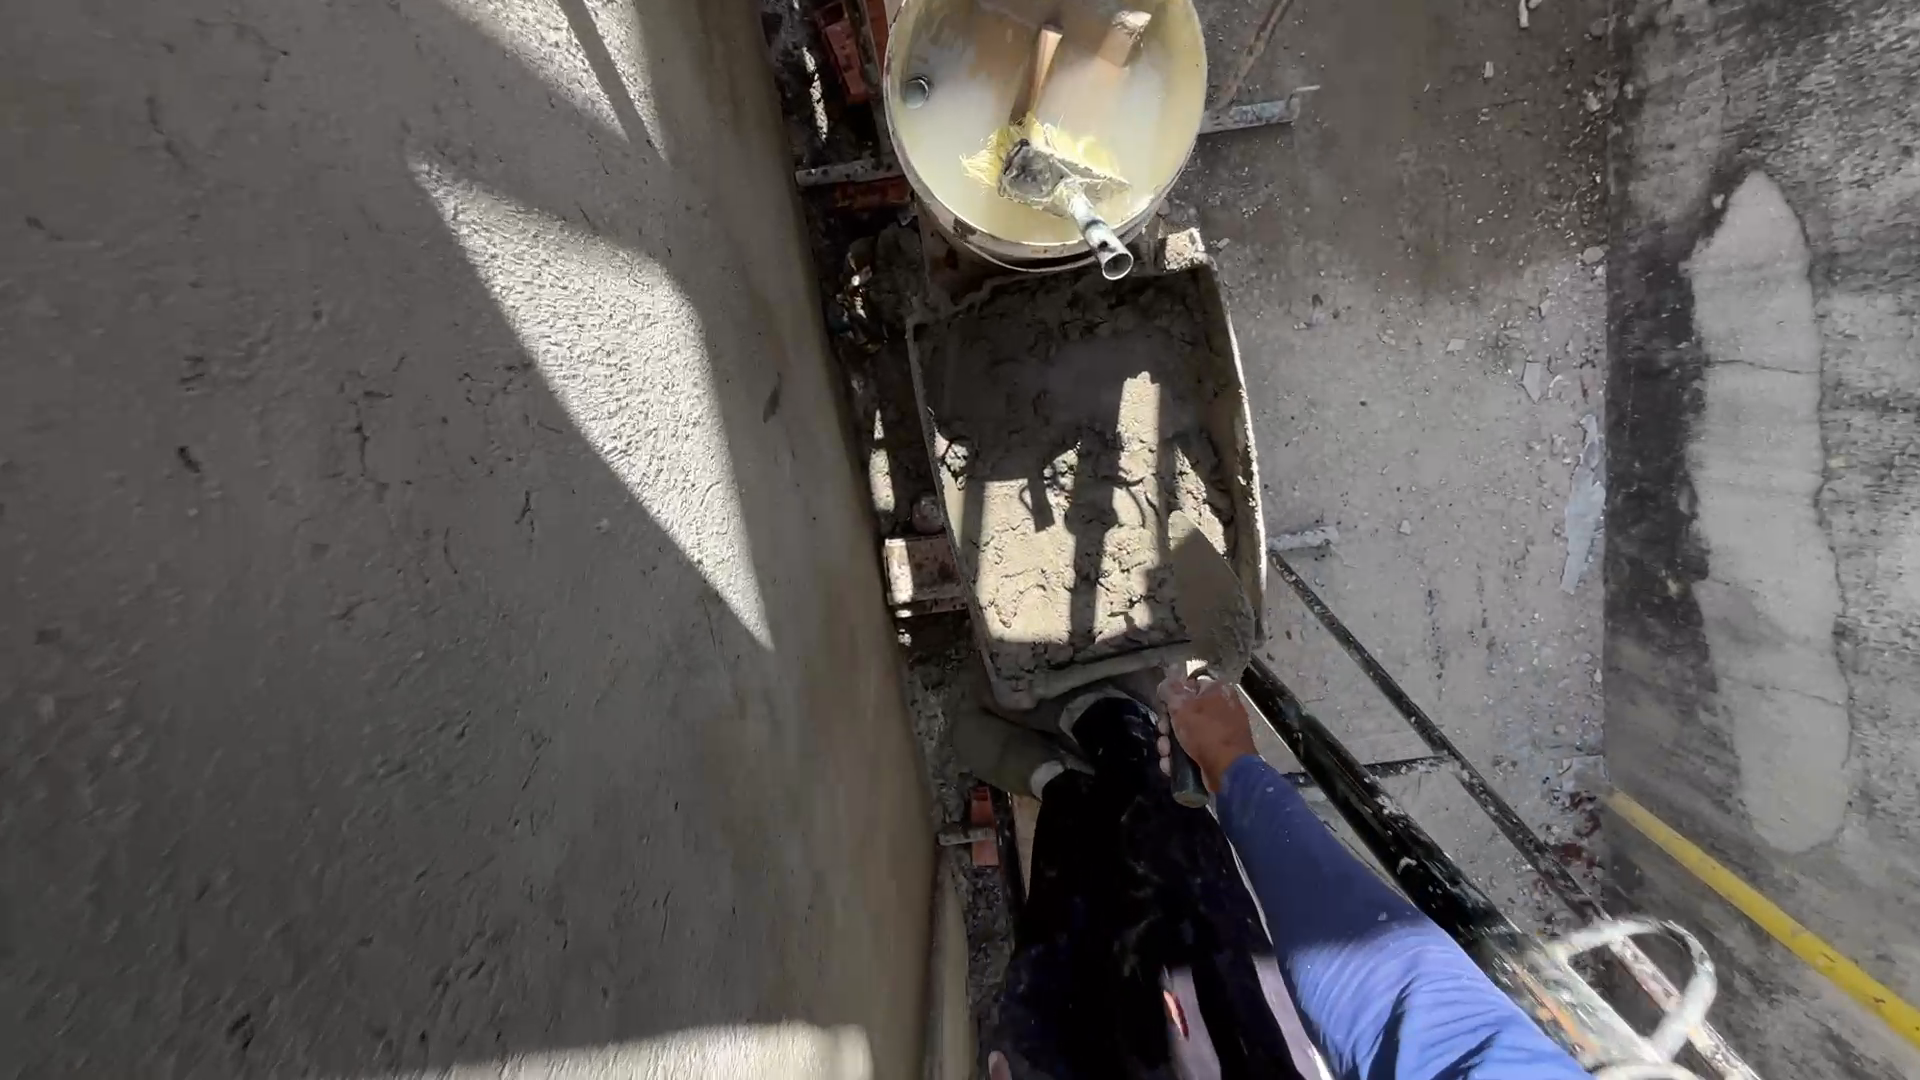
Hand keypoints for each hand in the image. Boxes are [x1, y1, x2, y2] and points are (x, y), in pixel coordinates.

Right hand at [1156, 673, 1257, 793]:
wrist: (1228, 771)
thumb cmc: (1206, 733)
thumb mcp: (1182, 706)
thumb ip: (1170, 690)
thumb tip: (1165, 683)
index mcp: (1218, 691)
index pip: (1188, 686)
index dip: (1172, 697)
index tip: (1163, 709)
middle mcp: (1222, 710)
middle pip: (1184, 712)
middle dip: (1167, 726)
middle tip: (1163, 734)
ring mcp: (1220, 734)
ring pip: (1185, 734)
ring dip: (1169, 745)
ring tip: (1166, 754)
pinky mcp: (1217, 754)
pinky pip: (1192, 751)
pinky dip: (1179, 758)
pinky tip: (1171, 765)